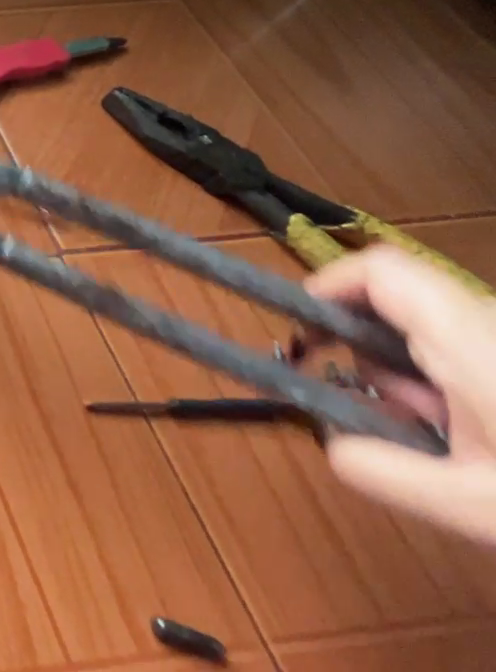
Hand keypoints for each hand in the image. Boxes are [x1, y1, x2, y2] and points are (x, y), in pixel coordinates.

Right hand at [306, 246, 495, 545]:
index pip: (380, 273)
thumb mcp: (480, 506)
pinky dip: (455, 396)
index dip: (326, 286)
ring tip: (443, 444)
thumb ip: (386, 471)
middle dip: (369, 356)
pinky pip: (474, 362)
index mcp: (474, 343)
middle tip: (379, 414)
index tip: (302, 332)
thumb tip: (334, 446)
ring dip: (416, 385)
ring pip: (438, 340)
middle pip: (401, 309)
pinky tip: (478, 445)